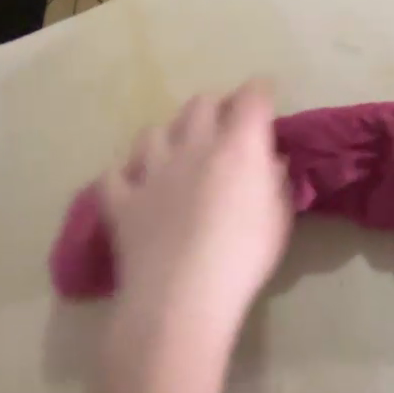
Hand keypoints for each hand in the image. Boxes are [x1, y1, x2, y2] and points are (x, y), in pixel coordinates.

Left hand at [101, 82, 293, 346]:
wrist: (181, 301)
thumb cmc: (243, 258)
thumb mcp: (280, 217)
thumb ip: (277, 181)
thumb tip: (271, 162)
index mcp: (239, 145)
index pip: (252, 96)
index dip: (261, 91)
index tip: (266, 99)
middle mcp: (194, 145)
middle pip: (201, 103)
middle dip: (216, 107)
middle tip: (225, 128)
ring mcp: (152, 170)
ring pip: (154, 131)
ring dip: (169, 137)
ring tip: (177, 154)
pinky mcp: (121, 201)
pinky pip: (114, 175)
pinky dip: (124, 175)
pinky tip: (135, 186)